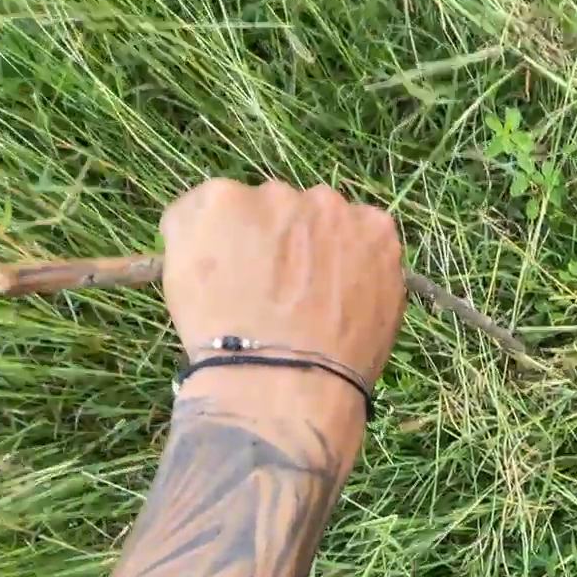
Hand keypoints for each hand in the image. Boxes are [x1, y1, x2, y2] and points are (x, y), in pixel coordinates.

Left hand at [159, 179, 405, 427]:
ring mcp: (273, 197)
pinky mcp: (220, 201)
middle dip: (281, 242)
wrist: (288, 378)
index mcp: (374, 229)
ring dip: (238, 241)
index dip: (322, 255)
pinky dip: (195, 242)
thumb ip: (364, 275)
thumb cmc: (342, 362)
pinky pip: (198, 214)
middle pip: (295, 212)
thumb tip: (339, 273)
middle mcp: (328, 202)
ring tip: (232, 293)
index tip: (309, 281)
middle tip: (268, 290)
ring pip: (247, 211)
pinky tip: (205, 285)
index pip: (344, 227)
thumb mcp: (381, 315)